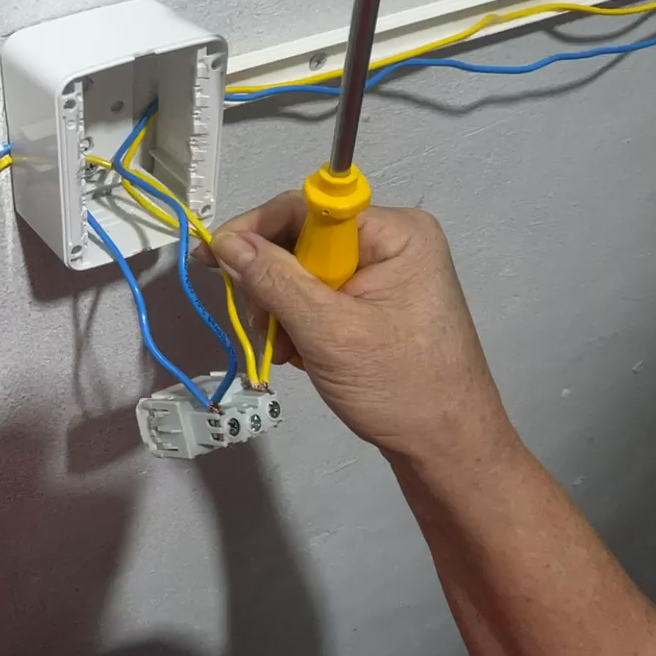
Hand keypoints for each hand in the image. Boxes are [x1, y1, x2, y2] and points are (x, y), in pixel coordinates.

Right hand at [205, 192, 514, 463]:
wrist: (445, 447)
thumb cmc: (400, 387)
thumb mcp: (329, 331)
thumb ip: (273, 281)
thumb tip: (223, 242)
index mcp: (393, 232)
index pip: (302, 209)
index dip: (252, 230)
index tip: (210, 260)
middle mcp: (387, 240)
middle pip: (295, 239)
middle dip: (268, 283)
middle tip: (262, 326)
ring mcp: (379, 270)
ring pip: (295, 269)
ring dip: (277, 308)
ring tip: (286, 347)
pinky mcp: (369, 298)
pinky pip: (309, 292)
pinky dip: (292, 321)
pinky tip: (298, 349)